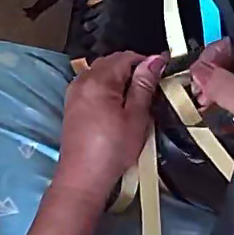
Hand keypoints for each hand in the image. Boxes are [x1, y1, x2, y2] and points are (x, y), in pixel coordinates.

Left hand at [51, 51, 165, 201]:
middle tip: (152, 87)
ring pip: (101, 72)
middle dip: (133, 68)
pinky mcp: (71, 104)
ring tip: (137, 97)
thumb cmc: (112, 149)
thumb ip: (144, 85)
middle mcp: (82, 80)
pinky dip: (107, 87)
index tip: (162, 73)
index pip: (126, 57)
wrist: (82, 177)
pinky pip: (92, 84)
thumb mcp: (136, 117)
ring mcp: (74, 92)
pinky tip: (118, 105)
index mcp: (99, 80)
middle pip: (111, 61)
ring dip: (119, 77)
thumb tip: (155, 60)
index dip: (146, 62)